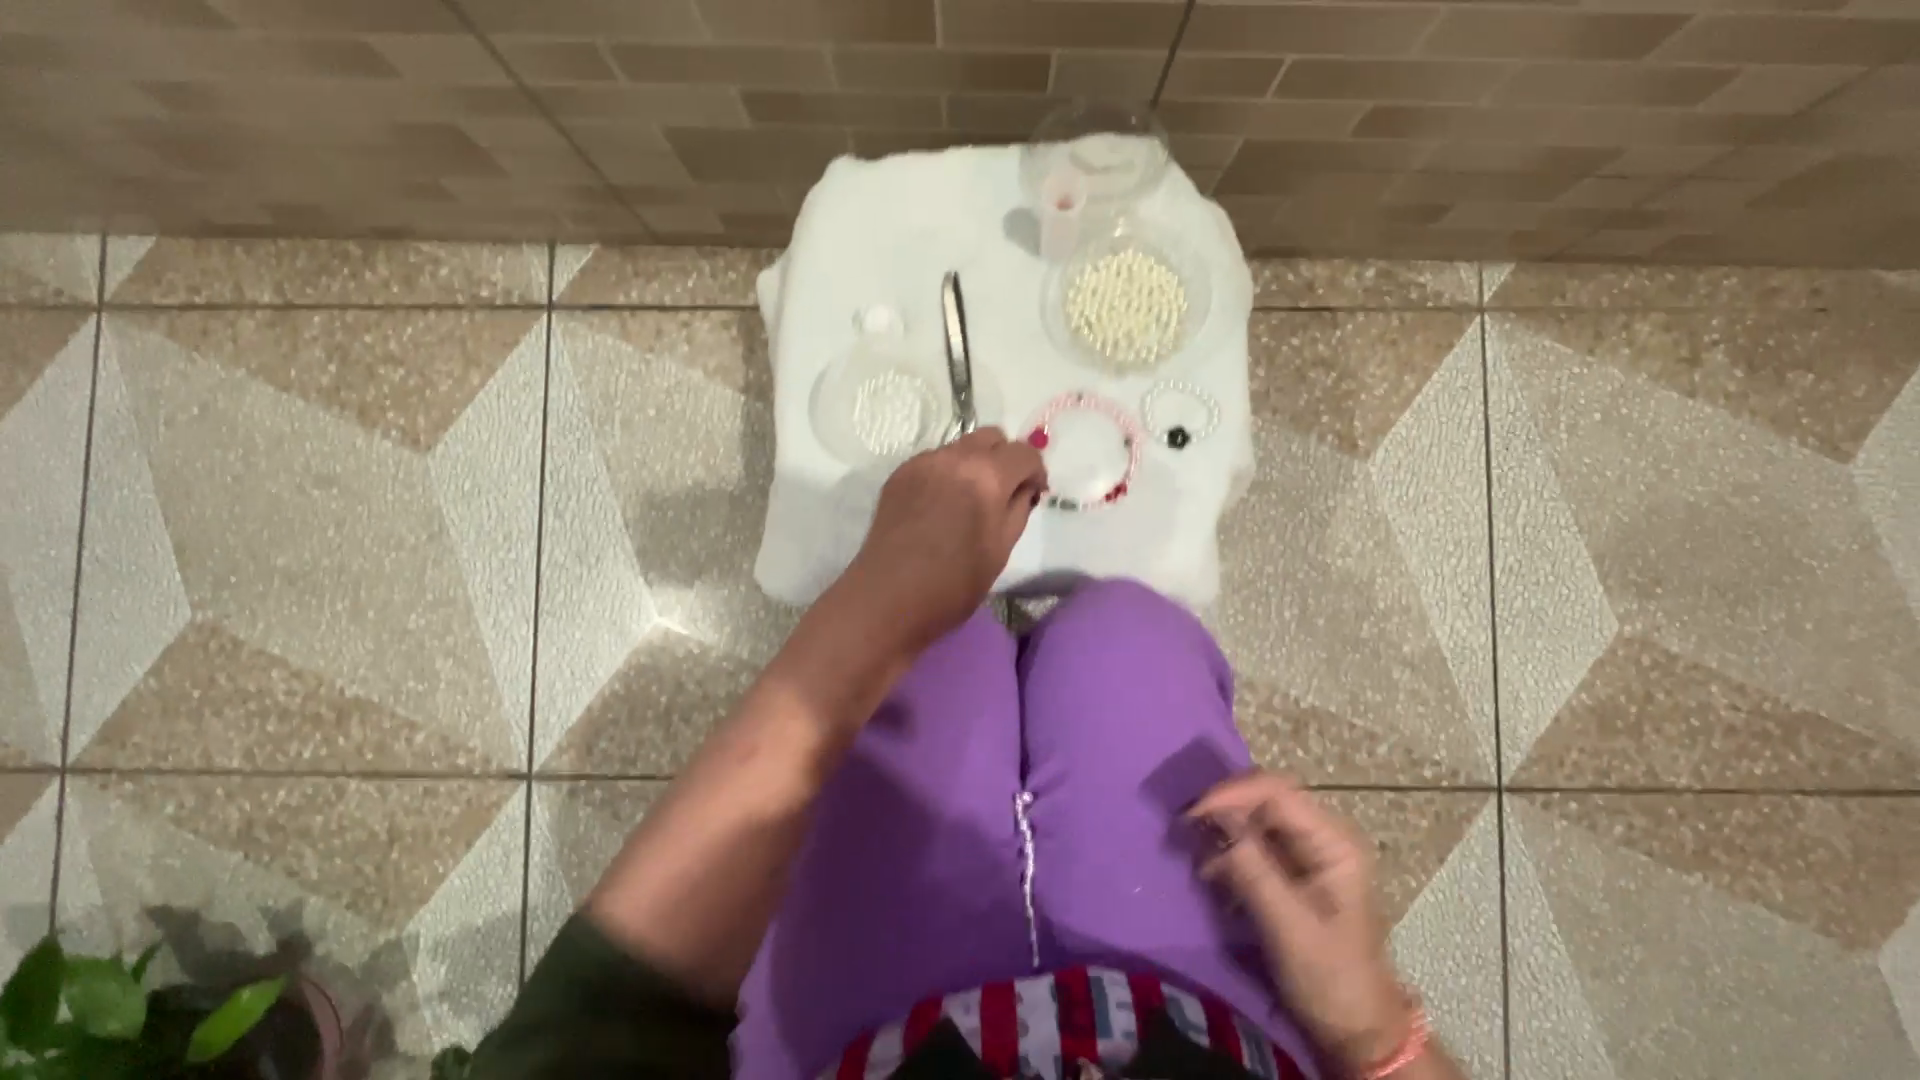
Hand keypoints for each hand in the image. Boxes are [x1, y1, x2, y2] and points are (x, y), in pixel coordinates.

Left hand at [838, 429, 1045, 651]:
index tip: (1033, 494)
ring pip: (961, 447)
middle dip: (1005, 459)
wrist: (888, 598)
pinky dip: (947, 473)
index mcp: (986, 476)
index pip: (1023, 452)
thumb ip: (1018, 509)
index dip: (1035, 471)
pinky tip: (942, 507)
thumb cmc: (953, 584)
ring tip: (970, 501)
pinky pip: (934, 461)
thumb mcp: (1000, 550)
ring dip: (975, 464)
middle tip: (1004, 493)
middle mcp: (954, 457)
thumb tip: (1023, 489)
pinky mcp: (899, 475)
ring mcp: (922, 463)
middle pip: (991, 438)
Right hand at [1191, 773, 1411, 1074]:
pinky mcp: (1292, 871)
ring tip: (1196, 853)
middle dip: (1223, 807)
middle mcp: (1323, 836)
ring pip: (1255, 817)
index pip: (1276, 791)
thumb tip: (1214, 817)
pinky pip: (1254, 842)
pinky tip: (1211, 871)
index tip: (1192, 816)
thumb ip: (1253, 868)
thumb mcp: (1289, 926)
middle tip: (1185, 828)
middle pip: (1264, 797)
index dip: (1231, 794)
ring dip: (1222, 828)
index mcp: (1334, 842)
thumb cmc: (1330, 978)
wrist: (1356, 1030)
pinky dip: (1228, 849)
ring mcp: (1308, 852)